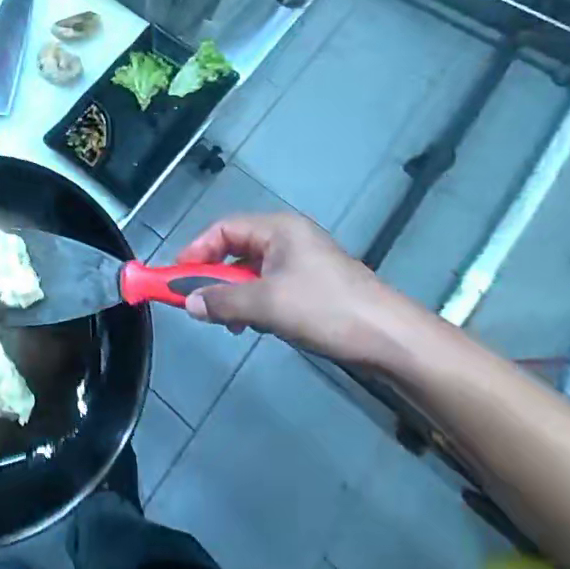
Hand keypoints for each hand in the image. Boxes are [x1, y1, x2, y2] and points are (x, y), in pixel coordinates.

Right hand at [174, 213, 423, 367]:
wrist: (392, 339)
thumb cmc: (326, 309)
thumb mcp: (267, 304)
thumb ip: (223, 301)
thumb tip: (189, 303)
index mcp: (278, 229)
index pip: (223, 229)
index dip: (196, 250)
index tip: (176, 276)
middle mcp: (289, 239)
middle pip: (236, 249)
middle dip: (214, 276)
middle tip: (196, 300)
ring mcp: (303, 263)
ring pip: (252, 272)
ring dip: (234, 294)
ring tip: (228, 321)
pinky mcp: (313, 287)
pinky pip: (270, 288)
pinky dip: (255, 304)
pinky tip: (254, 325)